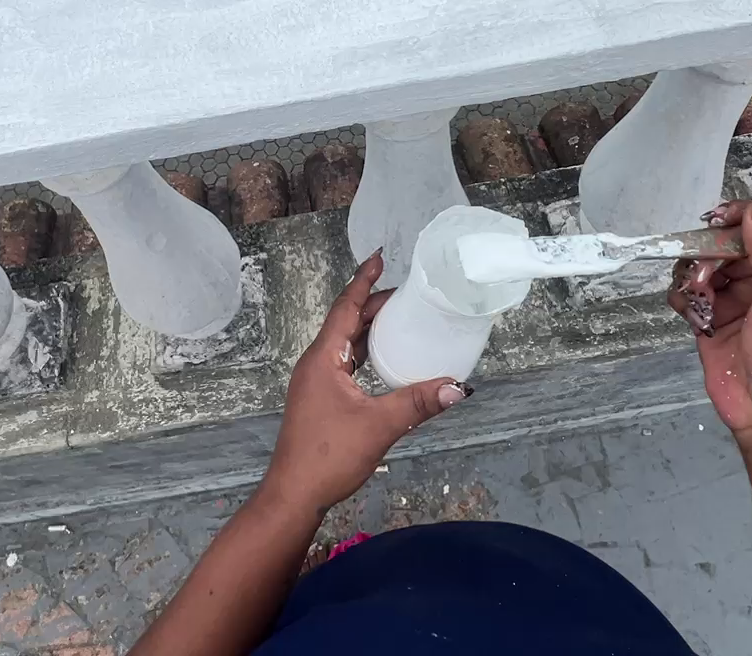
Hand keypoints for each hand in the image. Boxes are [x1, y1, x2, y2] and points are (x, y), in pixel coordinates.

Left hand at [259, 251, 469, 514]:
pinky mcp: (320, 397)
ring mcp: (316, 380)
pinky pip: (345, 360)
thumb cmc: (329, 455)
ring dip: (368, 326)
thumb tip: (458, 387)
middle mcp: (316, 362)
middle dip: (373, 302)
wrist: (292, 495)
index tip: (379, 257)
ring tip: (399, 316)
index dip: (363, 281)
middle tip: (406, 292)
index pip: (346, 307)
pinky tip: (383, 356)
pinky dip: (364, 349)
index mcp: (323, 357)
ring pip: (345, 341)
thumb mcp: (378, 426)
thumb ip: (417, 403)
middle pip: (346, 320)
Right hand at [668, 190, 751, 452]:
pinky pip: (691, 295)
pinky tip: (690, 312)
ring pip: (707, 267)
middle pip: (733, 245)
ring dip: (695, 275)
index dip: (747, 218)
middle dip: (712, 251)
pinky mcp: (713, 323)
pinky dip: (684, 297)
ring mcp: (741, 304)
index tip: (716, 218)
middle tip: (702, 269)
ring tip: (696, 296)